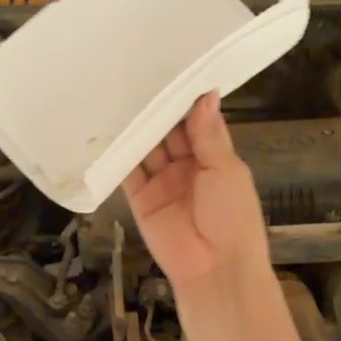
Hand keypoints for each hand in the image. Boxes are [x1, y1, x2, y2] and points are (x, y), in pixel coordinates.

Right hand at [122, 93, 269, 290]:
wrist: (216, 270)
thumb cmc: (232, 216)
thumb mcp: (226, 169)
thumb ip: (209, 134)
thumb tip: (207, 94)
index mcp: (214, 158)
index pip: (196, 123)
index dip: (185, 101)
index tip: (171, 70)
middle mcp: (187, 167)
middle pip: (168, 133)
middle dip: (156, 111)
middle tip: (137, 76)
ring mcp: (162, 183)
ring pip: (146, 148)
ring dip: (136, 129)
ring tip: (119, 96)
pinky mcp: (140, 199)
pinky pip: (127, 173)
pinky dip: (118, 154)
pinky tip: (108, 131)